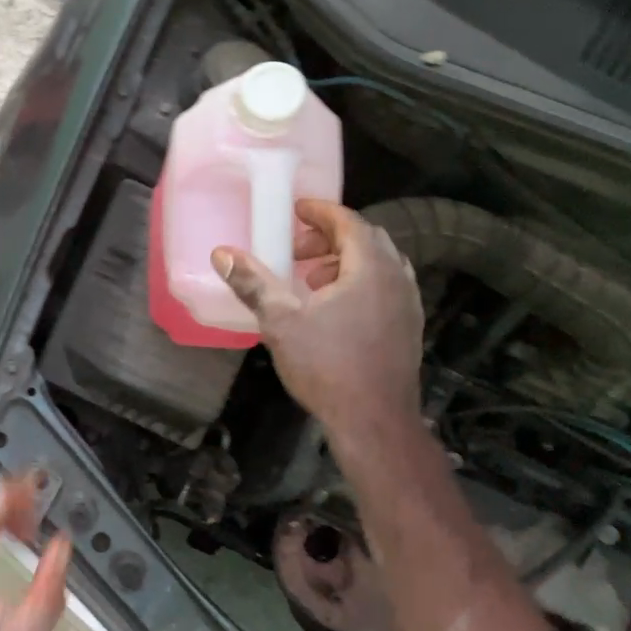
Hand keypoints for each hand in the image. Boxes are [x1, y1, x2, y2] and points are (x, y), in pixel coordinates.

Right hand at [212, 199, 424, 440]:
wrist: (374, 420)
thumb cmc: (326, 366)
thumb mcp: (281, 322)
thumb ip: (253, 284)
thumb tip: (223, 254)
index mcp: (370, 269)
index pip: (350, 222)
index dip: (322, 212)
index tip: (296, 209)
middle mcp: (397, 279)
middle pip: (367, 240)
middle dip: (330, 237)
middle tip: (296, 248)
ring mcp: (408, 304)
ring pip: (378, 265)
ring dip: (344, 261)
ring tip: (310, 279)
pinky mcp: (408, 328)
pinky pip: (385, 287)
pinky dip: (358, 282)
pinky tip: (333, 309)